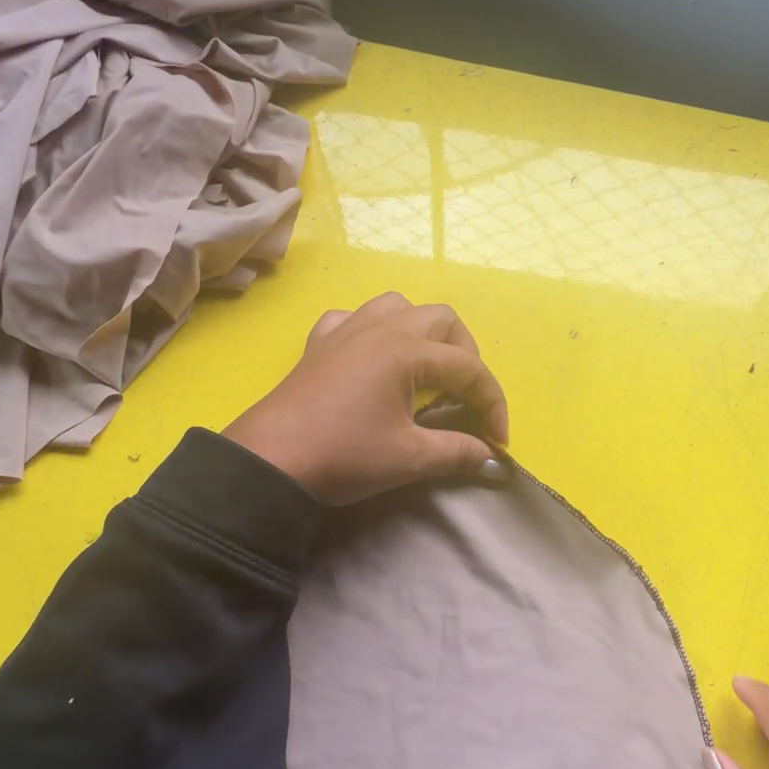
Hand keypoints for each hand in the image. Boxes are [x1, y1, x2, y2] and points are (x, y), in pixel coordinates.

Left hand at [223, 292, 510, 505]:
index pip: (469, 369)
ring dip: (423, 333)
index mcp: (407, 350)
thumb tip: (492, 460)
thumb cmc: (343, 456)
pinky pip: (355, 319)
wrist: (269, 462)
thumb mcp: (409, 458)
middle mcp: (380, 328)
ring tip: (427, 370)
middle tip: (466, 399)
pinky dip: (374, 332)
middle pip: (442, 320)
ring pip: (399, 307)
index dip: (492, 404)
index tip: (498, 440)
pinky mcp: (319, 344)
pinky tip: (373, 359)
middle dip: (466, 357)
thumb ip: (457, 452)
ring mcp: (346, 330)